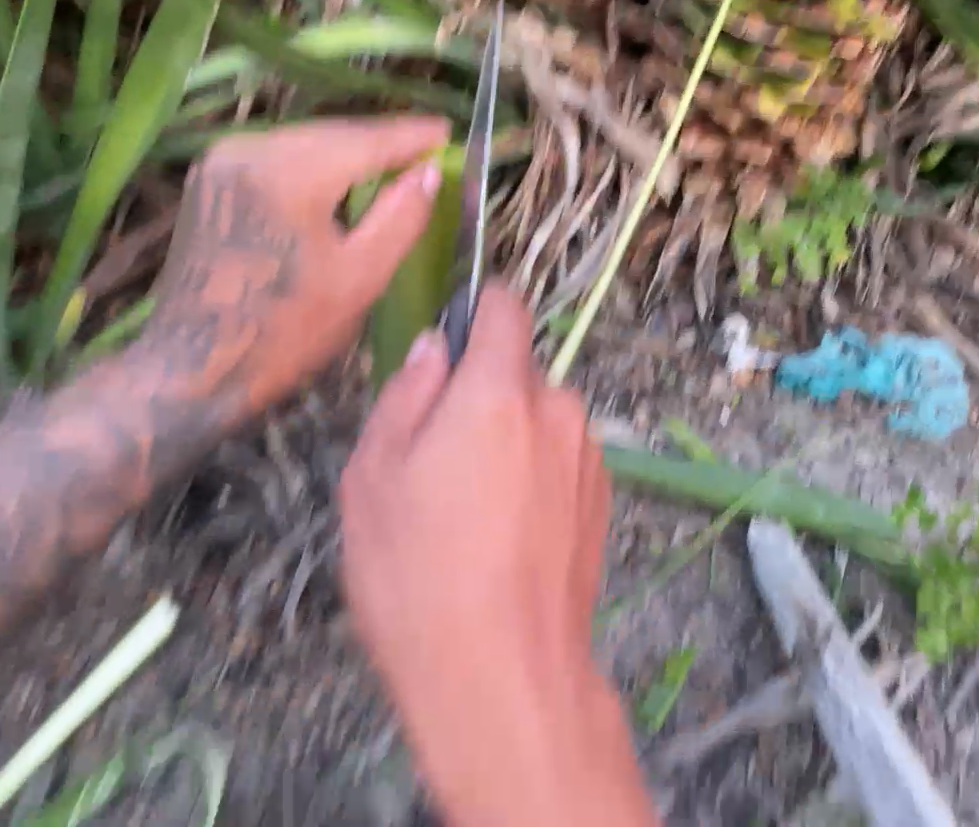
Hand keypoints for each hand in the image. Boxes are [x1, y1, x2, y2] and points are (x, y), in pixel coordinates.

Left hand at [140, 117, 448, 422]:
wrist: (194, 367)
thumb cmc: (287, 330)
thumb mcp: (361, 278)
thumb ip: (401, 216)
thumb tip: (429, 171)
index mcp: (287, 174)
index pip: (364, 140)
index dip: (411, 135)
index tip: (447, 129)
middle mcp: (248, 151)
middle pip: (333, 134)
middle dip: (383, 141)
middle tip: (429, 147)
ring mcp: (223, 162)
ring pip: (308, 143)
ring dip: (352, 151)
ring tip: (397, 161)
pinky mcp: (212, 179)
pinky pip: (282, 157)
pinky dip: (320, 163)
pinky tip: (346, 178)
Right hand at [339, 285, 654, 826]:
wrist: (505, 670)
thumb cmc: (419, 573)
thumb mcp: (374, 476)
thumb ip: (407, 392)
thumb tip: (438, 346)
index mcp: (501, 391)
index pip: (506, 308)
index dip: (478, 309)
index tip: (453, 337)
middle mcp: (560, 409)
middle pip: (519, 372)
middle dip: (483, 394)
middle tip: (438, 459)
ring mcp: (589, 454)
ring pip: (541, 419)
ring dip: (511, 438)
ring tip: (472, 509)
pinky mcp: (605, 496)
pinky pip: (562, 458)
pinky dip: (538, 474)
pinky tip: (510, 534)